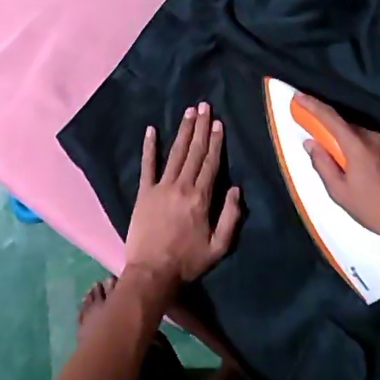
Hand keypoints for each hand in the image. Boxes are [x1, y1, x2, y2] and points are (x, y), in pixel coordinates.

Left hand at [122, 102, 243, 301]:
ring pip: (175, 154)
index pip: (211, 164)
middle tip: (204, 106)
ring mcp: (161, 187)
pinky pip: (147, 165)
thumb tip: (236, 189)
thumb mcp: (219, 247)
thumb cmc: (188, 262)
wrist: (152, 272)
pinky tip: (151, 130)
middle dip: (201, 128)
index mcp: (201, 198)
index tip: (219, 123)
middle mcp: (182, 187)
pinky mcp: (143, 192)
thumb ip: (230, 217)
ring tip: (188, 112)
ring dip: (182, 132)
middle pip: (194, 152)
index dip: (216, 142)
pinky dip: (149, 147)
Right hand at [295, 94, 379, 239]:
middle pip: (347, 127)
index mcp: (357, 145)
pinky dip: (366, 152)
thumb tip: (311, 143)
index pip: (330, 117)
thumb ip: (323, 164)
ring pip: (362, 137)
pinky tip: (368, 173)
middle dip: (332, 132)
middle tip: (322, 146)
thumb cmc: (375, 209)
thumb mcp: (340, 192)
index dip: (312, 105)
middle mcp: (375, 138)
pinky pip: (377, 146)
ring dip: (350, 144)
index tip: (299, 96)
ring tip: (348, 167)